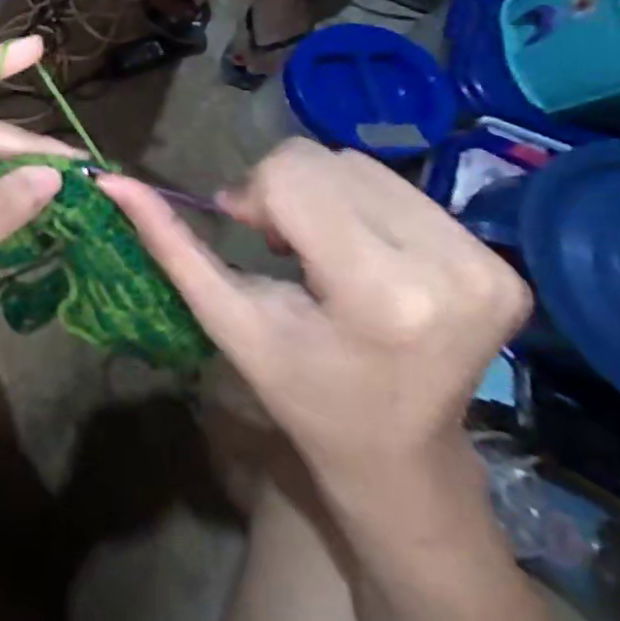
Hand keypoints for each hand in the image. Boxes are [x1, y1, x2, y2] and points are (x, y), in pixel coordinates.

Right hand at [98, 140, 531, 478]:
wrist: (401, 457)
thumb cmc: (305, 397)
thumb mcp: (233, 324)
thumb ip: (173, 248)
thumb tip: (115, 181)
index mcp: (379, 294)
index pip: (295, 175)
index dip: (256, 194)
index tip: (249, 233)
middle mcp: (449, 267)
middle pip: (332, 162)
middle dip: (292, 193)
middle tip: (284, 246)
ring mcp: (487, 262)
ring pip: (368, 167)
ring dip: (329, 197)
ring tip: (324, 252)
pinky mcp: (504, 262)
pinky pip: (407, 190)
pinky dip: (369, 209)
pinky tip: (365, 255)